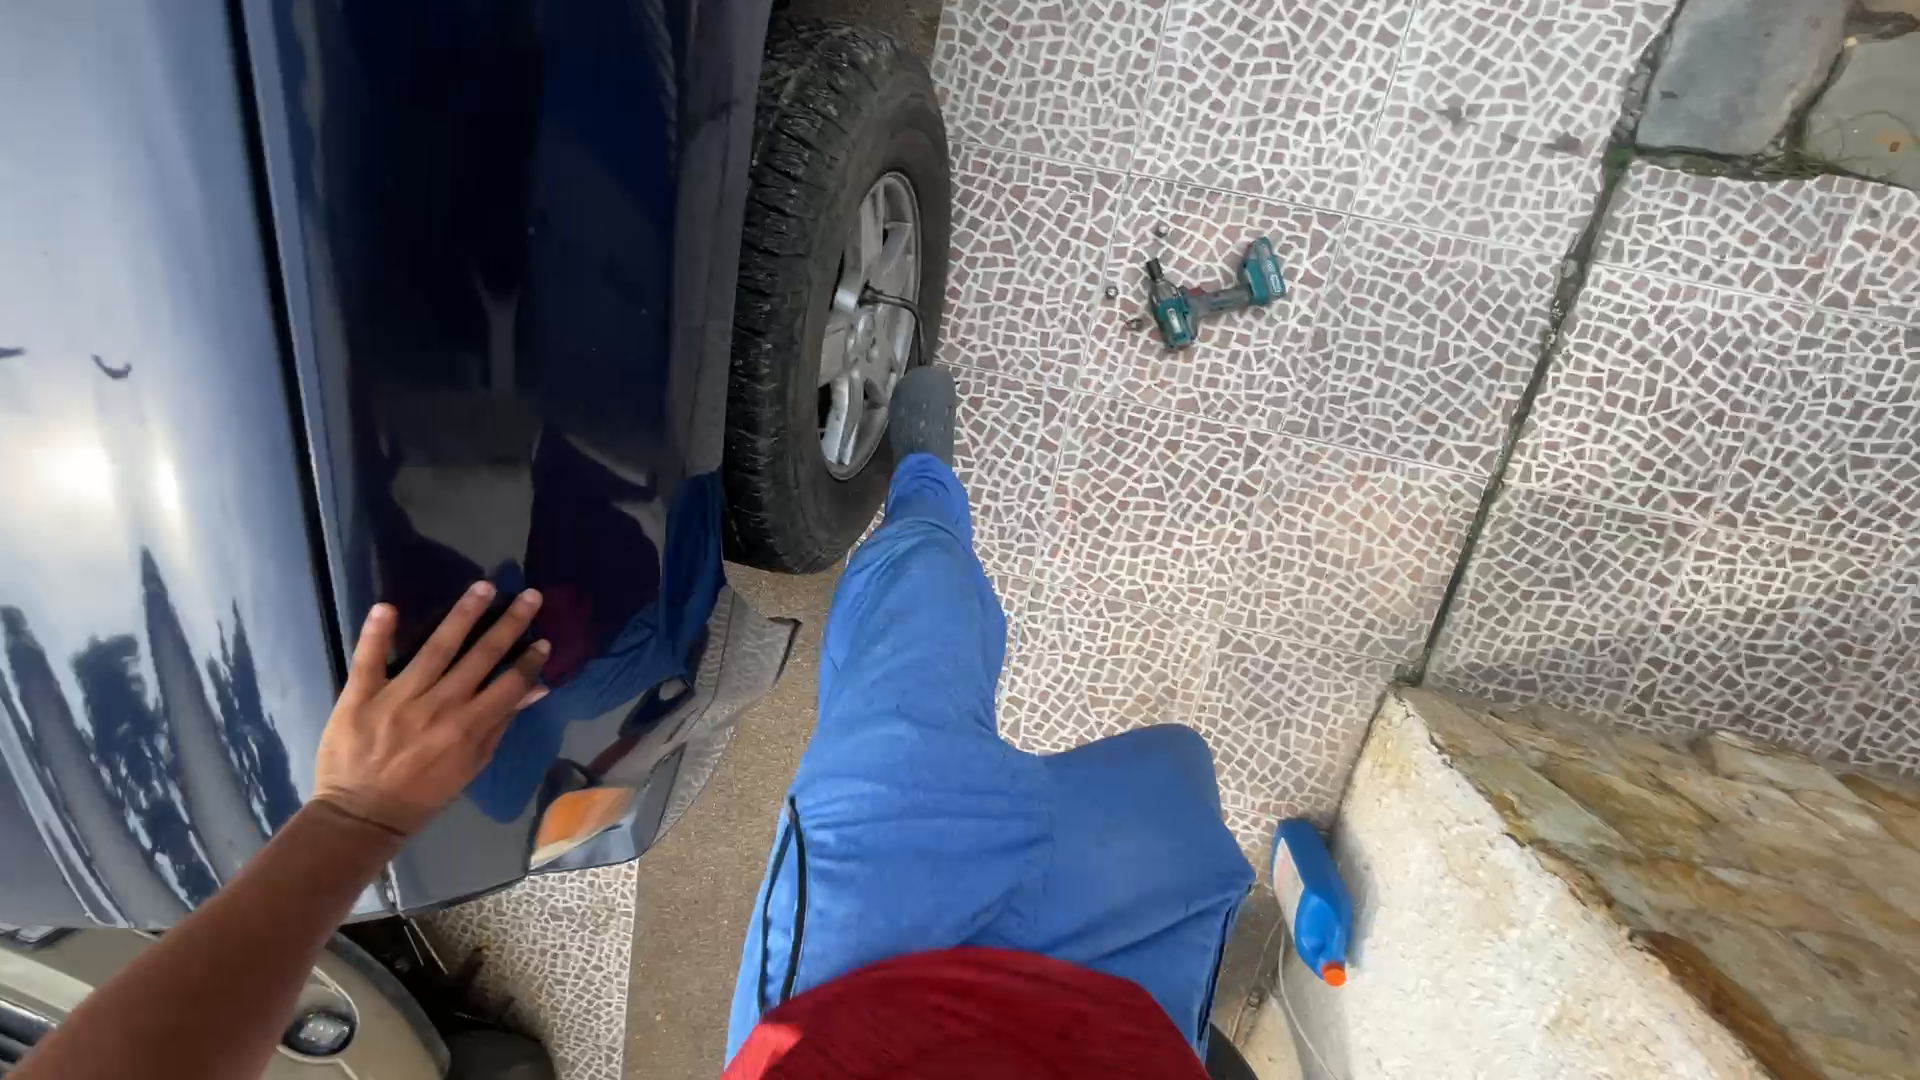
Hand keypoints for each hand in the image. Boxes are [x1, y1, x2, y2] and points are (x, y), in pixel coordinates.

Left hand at [314, 582, 550, 835]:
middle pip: (482, 656)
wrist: (360, 814)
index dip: (530, 659)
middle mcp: (440, 706)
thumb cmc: (426, 791)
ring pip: (436, 648)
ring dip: (463, 615)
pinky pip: (369, 660)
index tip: (543, 640)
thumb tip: (536, 688)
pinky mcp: (360, 697)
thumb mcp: (474, 762)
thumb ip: (502, 722)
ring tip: (483, 587)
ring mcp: (398, 698)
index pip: (510, 682)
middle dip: (510, 624)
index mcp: (469, 725)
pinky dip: (378, 633)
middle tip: (529, 595)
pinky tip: (388, 606)